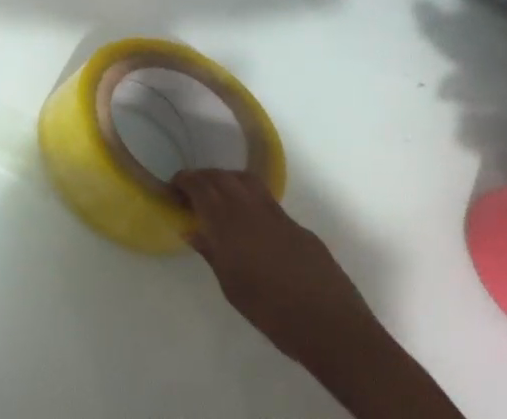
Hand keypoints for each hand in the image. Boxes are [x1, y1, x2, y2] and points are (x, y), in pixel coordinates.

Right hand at [176, 170, 379, 367]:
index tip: (173, 189)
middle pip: (223, 177)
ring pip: (249, 183)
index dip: (183, 181)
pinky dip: (252, 204)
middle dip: (204, 178)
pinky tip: (253, 230)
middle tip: (192, 193)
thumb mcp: (229, 285)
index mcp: (228, 223)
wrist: (333, 330)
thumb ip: (210, 251)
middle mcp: (252, 211)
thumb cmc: (270, 311)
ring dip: (229, 183)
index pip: (199, 185)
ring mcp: (281, 219)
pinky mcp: (302, 231)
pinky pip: (269, 205)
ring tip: (220, 201)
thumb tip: (193, 231)